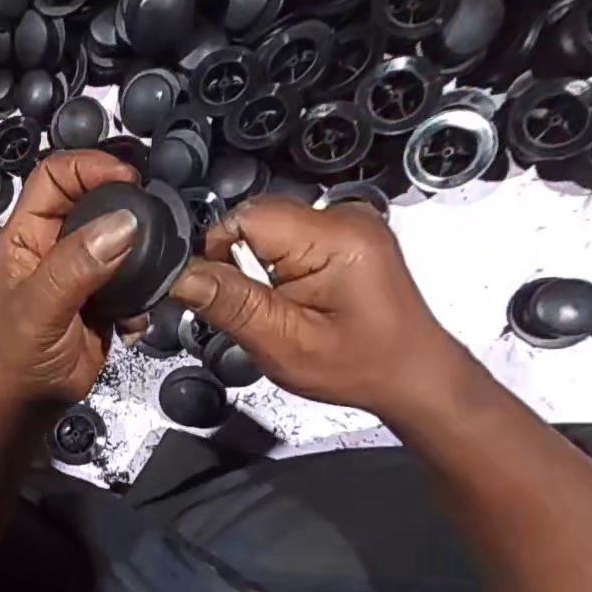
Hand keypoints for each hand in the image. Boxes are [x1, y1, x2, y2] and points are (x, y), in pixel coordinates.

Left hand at [0, 151, 139, 406]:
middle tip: (150, 221)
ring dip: (139, 255)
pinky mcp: (105, 294)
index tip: (126, 179)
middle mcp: (54, 245)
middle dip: (124, 206)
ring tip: (146, 274)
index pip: (55, 176)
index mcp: (27, 236)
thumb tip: (121, 225)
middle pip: (94, 200)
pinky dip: (142, 294)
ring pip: (119, 237)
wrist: (37, 400)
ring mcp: (82, 269)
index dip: (89, 167)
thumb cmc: (21, 357)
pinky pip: (134, 277)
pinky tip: (131, 317)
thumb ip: (76, 267)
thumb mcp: (41, 308)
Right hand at [168, 195, 472, 416]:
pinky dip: (275, 271)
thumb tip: (183, 276)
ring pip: (266, 232)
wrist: (408, 374)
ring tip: (280, 309)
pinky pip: (286, 241)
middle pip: (253, 221)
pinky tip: (293, 300)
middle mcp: (343, 218)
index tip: (216, 293)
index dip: (216, 253)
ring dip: (256, 271)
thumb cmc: (361, 365)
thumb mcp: (284, 344)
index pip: (244, 217)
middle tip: (257, 311)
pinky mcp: (342, 235)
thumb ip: (231, 304)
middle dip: (237, 266)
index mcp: (334, 238)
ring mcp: (345, 223)